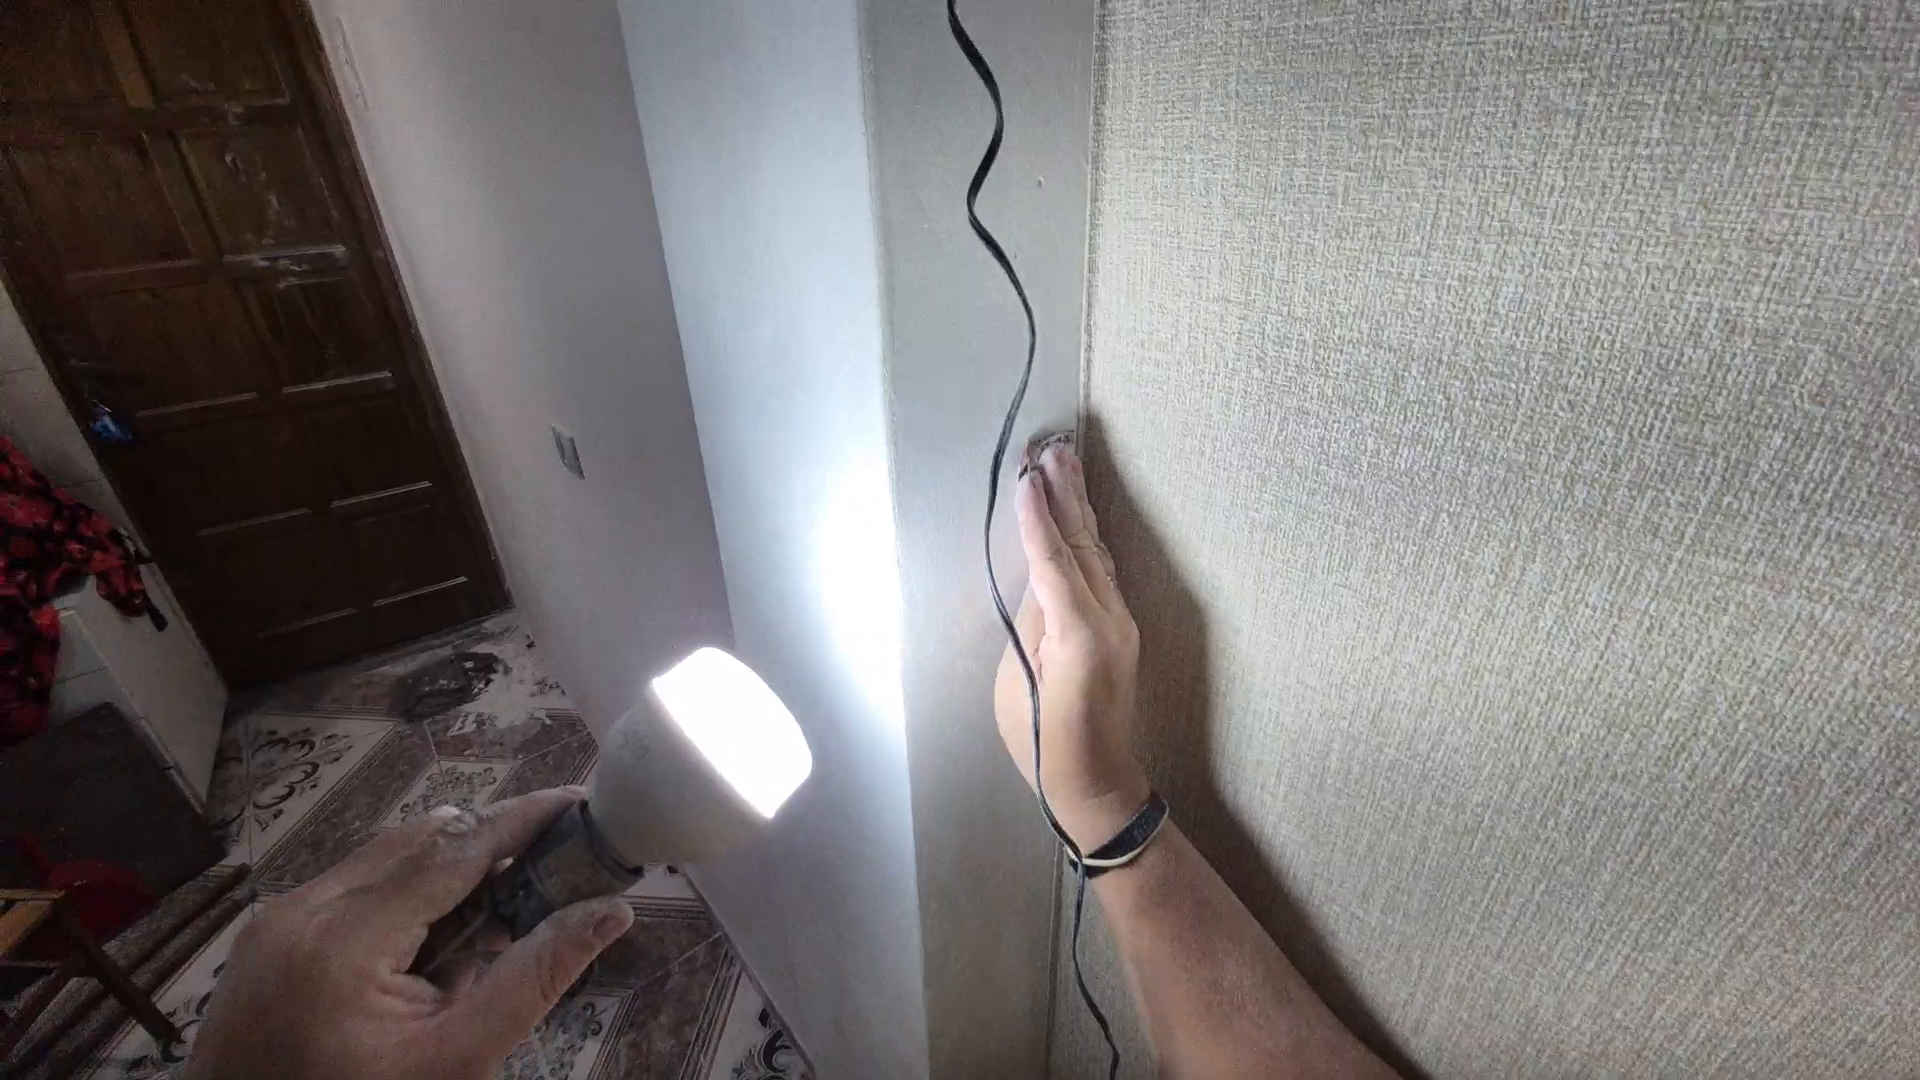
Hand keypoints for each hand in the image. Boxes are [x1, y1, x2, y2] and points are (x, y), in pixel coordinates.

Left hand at [182, 788, 634, 1079]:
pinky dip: (421, 884)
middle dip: (498, 839)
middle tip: (556, 857)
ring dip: (460, 861)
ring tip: (501, 910)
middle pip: (429, 837)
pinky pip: (367, 875)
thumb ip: (537, 976)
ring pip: (399, 848)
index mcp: (342, 943)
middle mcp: (302, 909)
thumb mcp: (459, 1060)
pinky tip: (445, 931)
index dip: (526, 815)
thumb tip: (615, 910)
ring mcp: (279, 917)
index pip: (459, 846)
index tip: (582, 799)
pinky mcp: (275, 929)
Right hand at [994, 437, 1150, 851]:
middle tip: (1053, 449)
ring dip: (1079, 507)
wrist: (1096, 780)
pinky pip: (1101, 570)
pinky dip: (1086, 536)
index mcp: (1078, 636)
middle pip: (1083, 545)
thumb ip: (1032, 622)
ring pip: (1097, 552)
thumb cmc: (1044, 741)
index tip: (1028, 476)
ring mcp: (1120, 622)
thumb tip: (1038, 577)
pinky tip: (1079, 515)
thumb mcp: (1020, 681)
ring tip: (1065, 465)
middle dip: (1065, 495)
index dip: (1037, 520)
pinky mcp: (1120, 628)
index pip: (1054, 562)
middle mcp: (1108, 620)